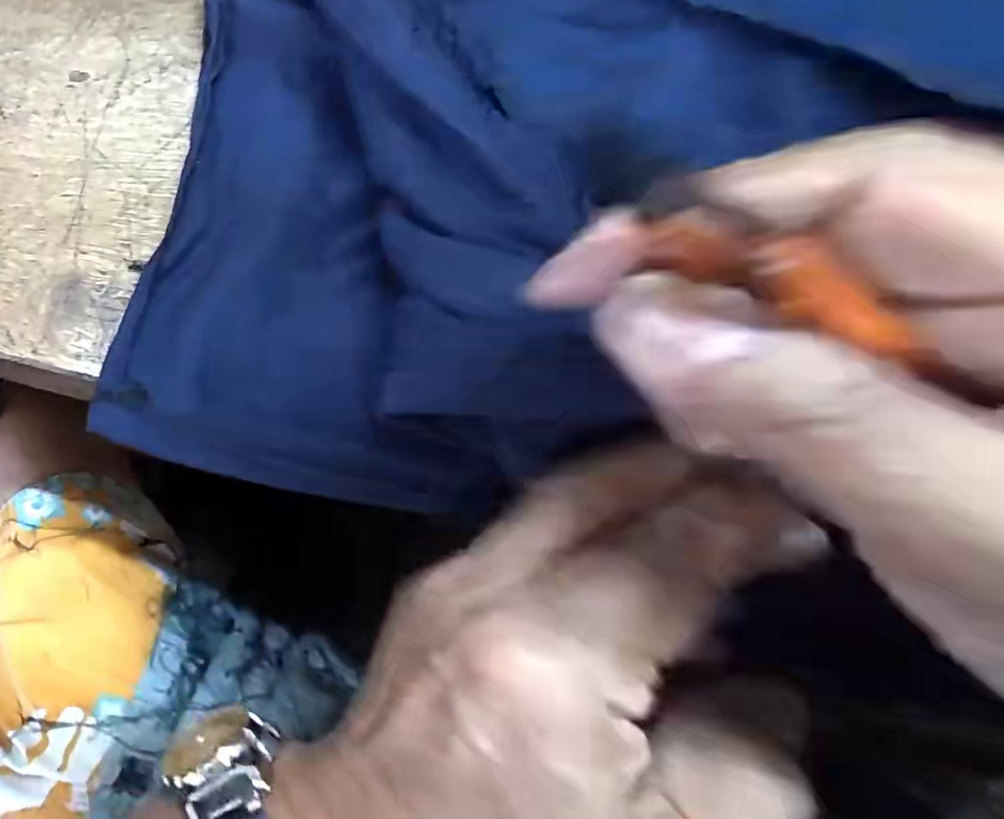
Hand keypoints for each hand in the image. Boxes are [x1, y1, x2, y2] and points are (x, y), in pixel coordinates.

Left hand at [270, 445, 821, 818]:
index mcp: (542, 652)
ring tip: (698, 485)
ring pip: (536, 506)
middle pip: (575, 497)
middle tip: (746, 458)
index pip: (653, 555)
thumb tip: (760, 681)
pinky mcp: (424, 593)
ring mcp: (437, 582)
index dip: (730, 518)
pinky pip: (511, 538)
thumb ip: (747, 760)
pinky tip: (623, 538)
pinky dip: (573, 524)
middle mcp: (476, 590)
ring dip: (616, 488)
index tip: (794, 494)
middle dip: (662, 467)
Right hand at [529, 124, 1003, 694]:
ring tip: (709, 432)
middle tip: (642, 373)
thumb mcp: (980, 524)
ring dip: (703, 348)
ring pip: (776, 292)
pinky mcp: (913, 378)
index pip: (860, 181)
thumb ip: (816, 409)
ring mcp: (960, 329)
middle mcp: (999, 277)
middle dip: (690, 292)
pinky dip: (727, 384)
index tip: (580, 277)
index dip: (703, 210)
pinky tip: (732, 437)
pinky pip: (783, 345)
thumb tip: (631, 314)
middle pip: (802, 234)